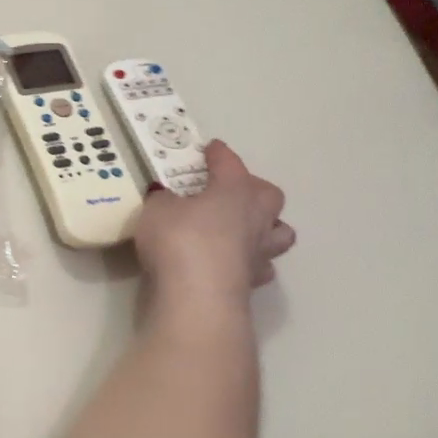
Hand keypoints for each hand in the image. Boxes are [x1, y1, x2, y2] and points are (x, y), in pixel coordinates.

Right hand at [134, 141, 295, 298]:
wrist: (196, 290)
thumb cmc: (178, 239)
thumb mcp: (156, 209)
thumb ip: (164, 199)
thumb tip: (166, 195)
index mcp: (233, 193)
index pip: (230, 165)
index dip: (220, 155)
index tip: (213, 147)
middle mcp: (255, 217)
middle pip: (268, 195)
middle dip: (254, 187)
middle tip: (233, 188)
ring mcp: (259, 250)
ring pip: (280, 231)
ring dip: (268, 225)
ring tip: (248, 225)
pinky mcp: (253, 278)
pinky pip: (262, 264)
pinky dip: (252, 259)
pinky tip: (238, 260)